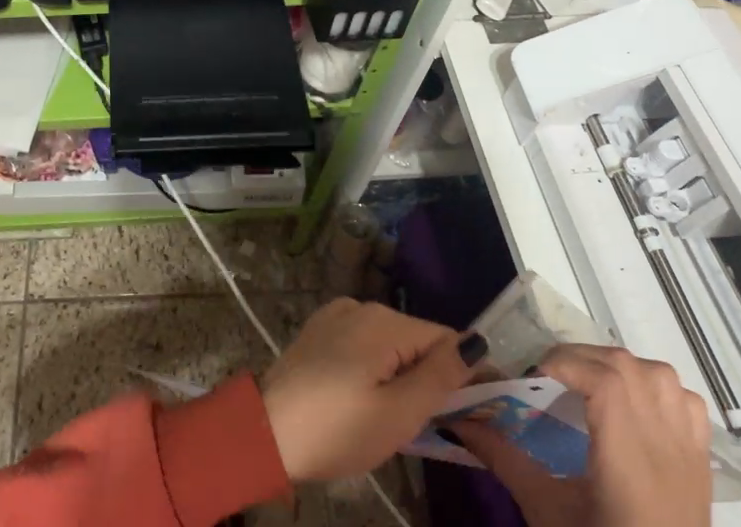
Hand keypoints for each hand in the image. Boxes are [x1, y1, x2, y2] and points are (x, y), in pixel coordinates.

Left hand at [259, 298, 482, 482]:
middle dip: (431, 376)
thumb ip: (441, 376)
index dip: (466, 372)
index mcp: (384, 321)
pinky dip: (373, 369)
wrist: (263, 434)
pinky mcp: (317, 333)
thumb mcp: (399, 412)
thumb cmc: (337, 429)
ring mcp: (334, 317)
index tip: (474, 410)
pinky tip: (365, 400)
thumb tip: (477, 342)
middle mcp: (360, 307)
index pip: (446, 338)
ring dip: (401, 375)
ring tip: (396, 418)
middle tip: (431, 424)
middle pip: (416, 339)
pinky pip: (362, 346)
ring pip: (389, 344)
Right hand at [447, 345, 711, 526]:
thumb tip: (459, 421)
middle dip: (582, 358)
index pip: (606, 382)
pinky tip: (633, 405)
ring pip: (660, 376)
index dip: (566, 362)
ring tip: (588, 383)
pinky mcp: (702, 462)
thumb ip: (503, 459)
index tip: (534, 376)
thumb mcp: (546, 511)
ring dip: (620, 367)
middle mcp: (664, 446)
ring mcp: (689, 452)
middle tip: (549, 376)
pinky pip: (686, 402)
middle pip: (629, 369)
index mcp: (627, 459)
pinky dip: (657, 388)